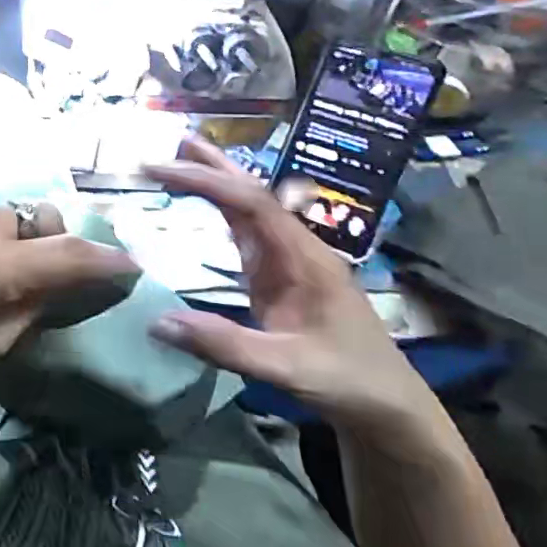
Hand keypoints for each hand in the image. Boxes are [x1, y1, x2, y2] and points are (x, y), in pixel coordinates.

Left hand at [0, 203, 137, 404]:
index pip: (64, 253)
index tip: (131, 263)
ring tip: (10, 269)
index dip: (104, 258)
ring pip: (16, 213)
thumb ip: (38, 302)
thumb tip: (74, 279)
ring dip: (26, 236)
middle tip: (55, 272)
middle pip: (42, 218)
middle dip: (57, 241)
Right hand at [143, 138, 440, 431]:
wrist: (387, 404)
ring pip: (250, 209)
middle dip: (214, 166)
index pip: (252, 203)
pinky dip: (223, 212)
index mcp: (304, 255)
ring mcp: (288, 260)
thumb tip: (159, 322)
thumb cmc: (348, 380)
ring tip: (182, 158)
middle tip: (172, 142)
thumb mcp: (287, 367)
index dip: (208, 181)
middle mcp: (295, 246)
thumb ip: (225, 344)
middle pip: (253, 193)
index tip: (165, 170)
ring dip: (218, 182)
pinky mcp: (280, 277)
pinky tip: (207, 203)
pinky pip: (248, 234)